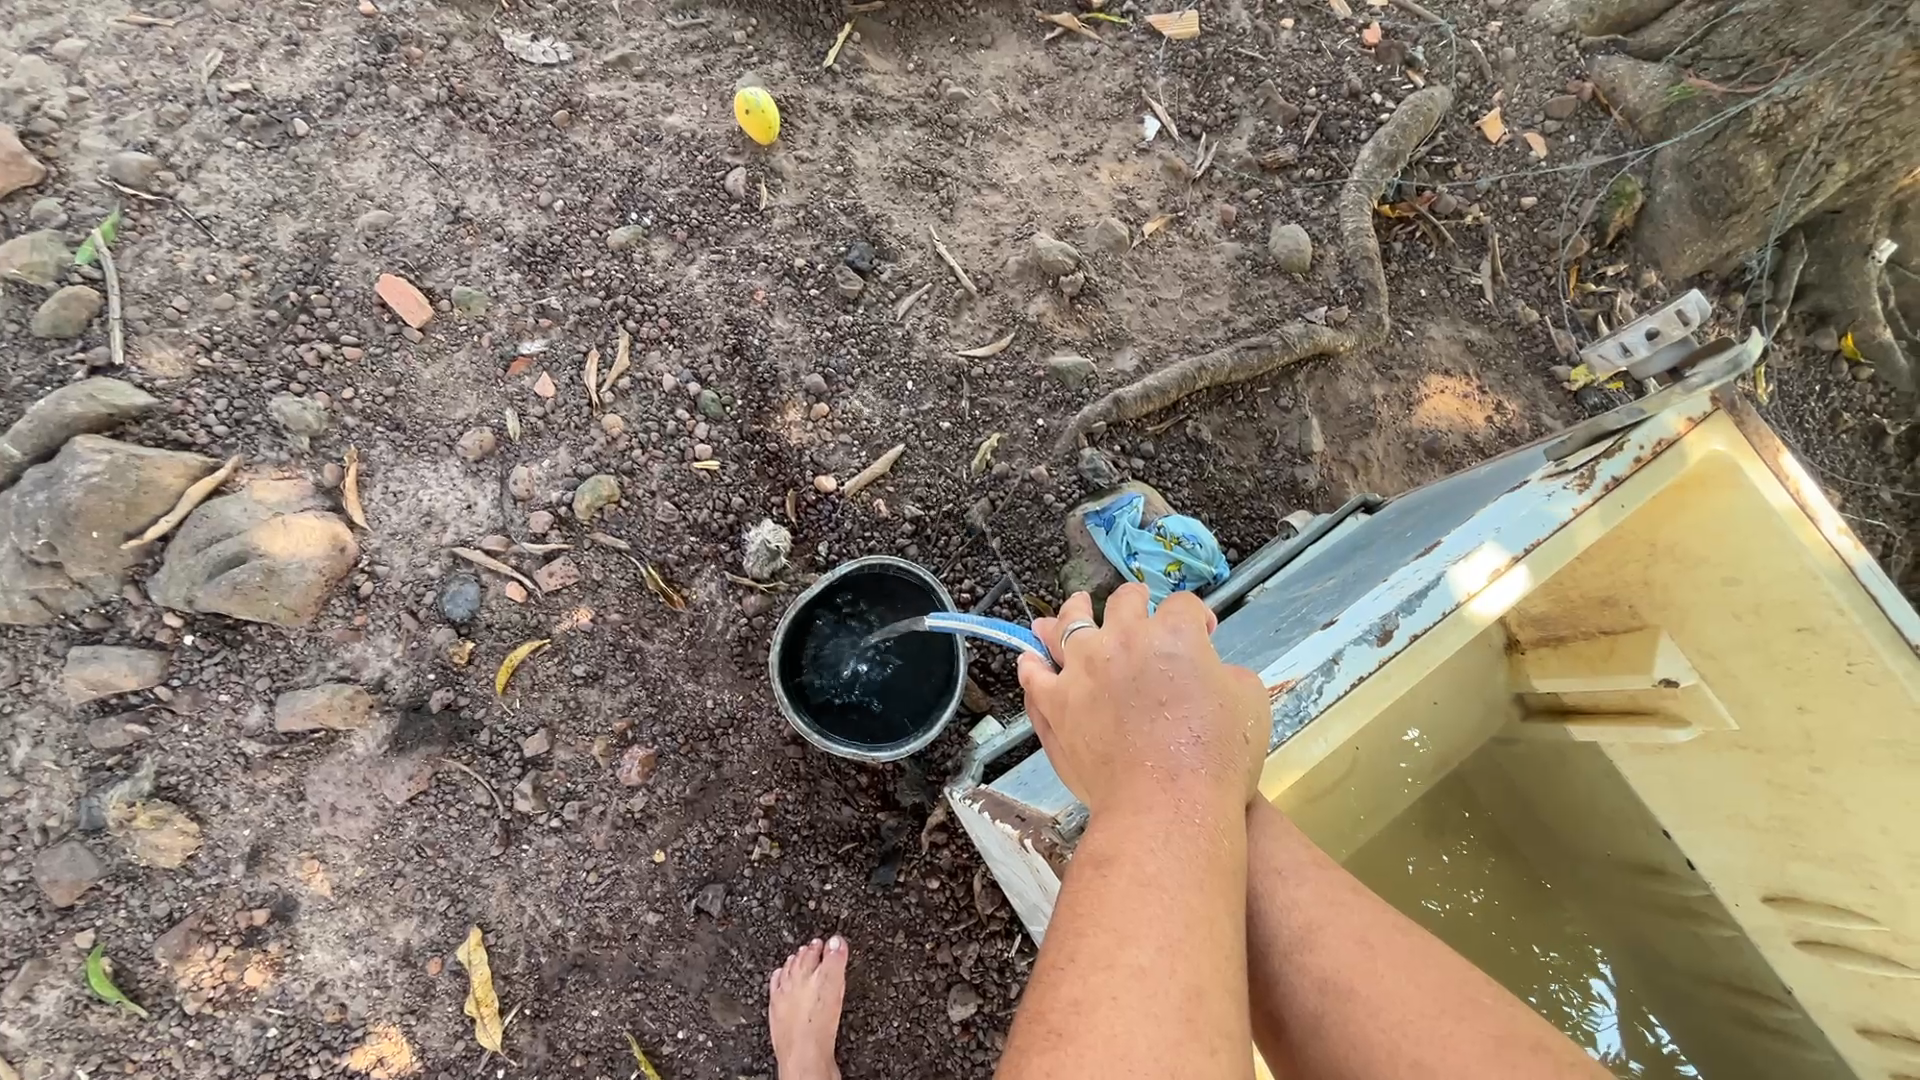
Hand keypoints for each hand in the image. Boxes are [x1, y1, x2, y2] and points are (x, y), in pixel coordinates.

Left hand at [1016, 584, 1270, 816]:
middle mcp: (1121, 639)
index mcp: (1172, 634)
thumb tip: (1210, 669)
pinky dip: (1033, 664)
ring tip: (1075, 606)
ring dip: (1074, 611)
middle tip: (1137, 600)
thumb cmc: (1217, 757)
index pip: (1182, 606)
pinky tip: (1031, 658)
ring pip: (1069, 625)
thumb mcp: (1249, 702)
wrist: (1168, 805)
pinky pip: (1036, 675)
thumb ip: (1227, 673)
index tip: (1202, 629)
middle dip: (1135, 598)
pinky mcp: (1055, 702)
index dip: (1196, 615)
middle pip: (1123, 602)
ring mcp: (1081, 668)